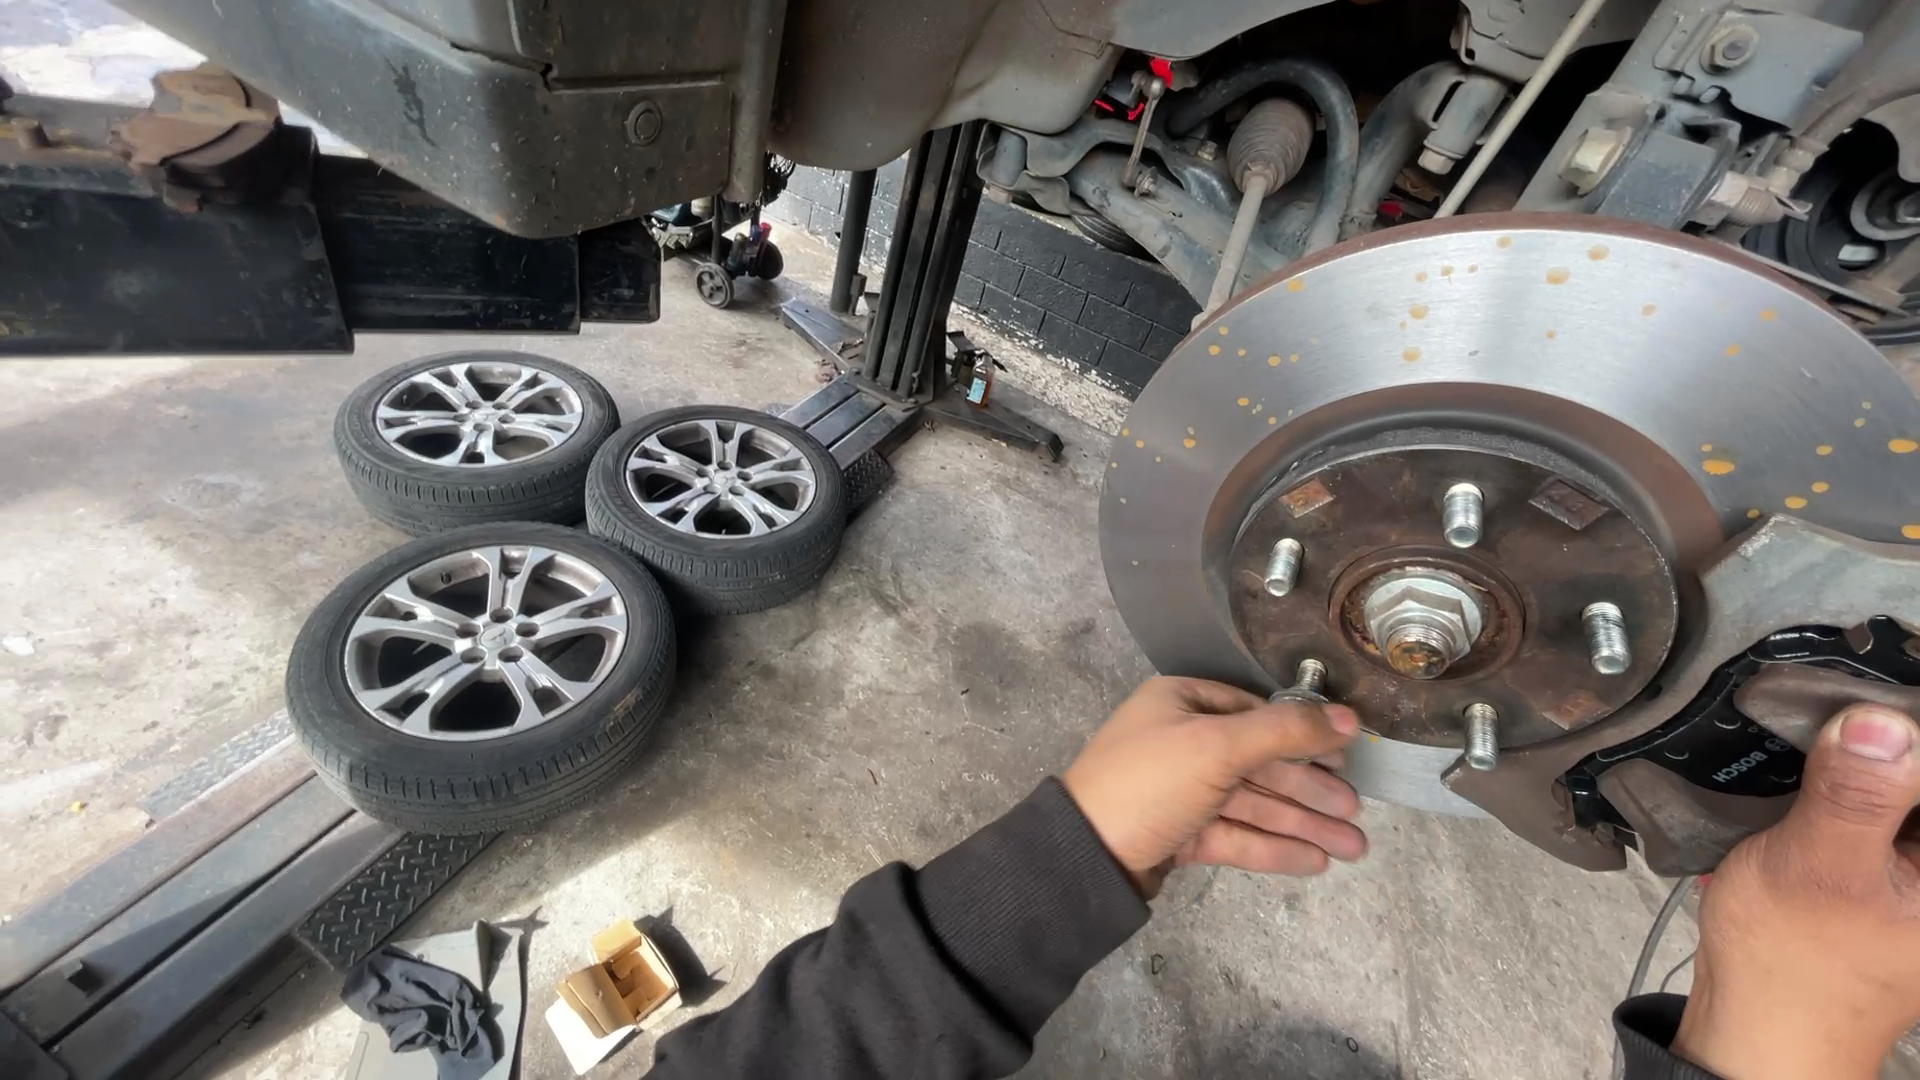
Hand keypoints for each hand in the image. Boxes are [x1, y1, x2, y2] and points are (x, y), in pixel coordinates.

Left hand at [1060, 676, 1364, 898]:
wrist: (1088, 851)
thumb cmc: (1151, 781)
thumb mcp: (1216, 746)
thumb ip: (1283, 731)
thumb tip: (1349, 718)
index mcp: (1180, 703)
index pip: (1252, 711)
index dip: (1300, 734)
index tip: (1345, 755)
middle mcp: (1179, 739)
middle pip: (1256, 761)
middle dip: (1308, 787)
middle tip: (1356, 811)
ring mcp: (1179, 788)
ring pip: (1250, 802)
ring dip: (1301, 822)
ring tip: (1352, 847)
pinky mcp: (1180, 831)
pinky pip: (1234, 833)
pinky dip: (1272, 845)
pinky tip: (1313, 861)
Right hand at [1673, 704, 1919, 1079]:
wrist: (1765, 1004)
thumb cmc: (1799, 945)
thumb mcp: (1820, 866)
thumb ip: (1855, 797)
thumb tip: (1880, 719)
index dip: (1912, 719)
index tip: (1878, 665)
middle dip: (1889, 726)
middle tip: (1824, 681)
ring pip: (1906, 777)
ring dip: (1867, 742)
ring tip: (1813, 702)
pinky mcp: (1889, 855)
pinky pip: (1883, 794)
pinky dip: (1850, 765)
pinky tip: (1809, 749)